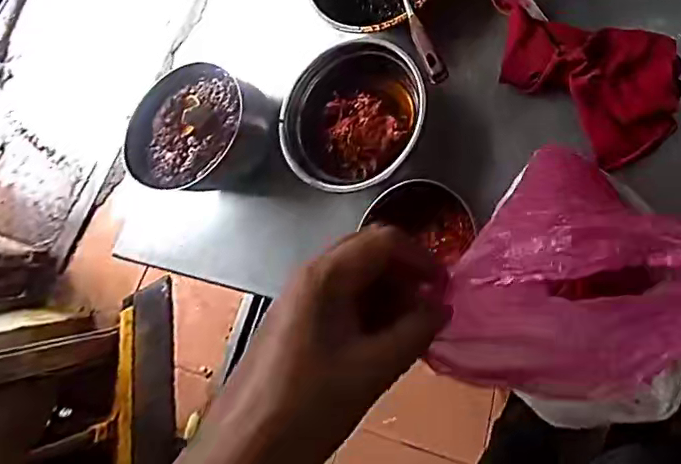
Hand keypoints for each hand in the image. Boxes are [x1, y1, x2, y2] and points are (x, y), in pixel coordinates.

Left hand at [181, 226, 449, 463]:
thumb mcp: (371, 371)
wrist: (238, 458)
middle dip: (406, 274)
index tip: (443, 285)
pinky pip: (342, 298)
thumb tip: (441, 310)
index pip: (385, 239)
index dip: (421, 258)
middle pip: (371, 252)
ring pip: (358, 275)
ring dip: (389, 293)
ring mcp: (300, 298)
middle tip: (429, 303)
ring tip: (409, 327)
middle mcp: (311, 275)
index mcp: (326, 275)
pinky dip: (369, 310)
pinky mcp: (295, 323)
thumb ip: (414, 333)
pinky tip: (380, 341)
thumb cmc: (303, 409)